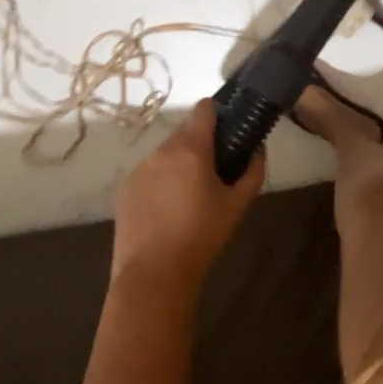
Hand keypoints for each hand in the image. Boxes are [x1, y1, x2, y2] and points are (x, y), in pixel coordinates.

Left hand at [111, 99, 264, 288]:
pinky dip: (160, 181)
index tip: (228, 129)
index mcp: (191, 149)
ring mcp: (139, 169)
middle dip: (200, 144)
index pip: (203, 109)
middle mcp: (162, 151)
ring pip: (165, 154)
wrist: (153, 274)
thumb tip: (257, 150)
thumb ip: (253, 171)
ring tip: (189, 195)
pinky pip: (148, 173)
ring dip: (179, 163)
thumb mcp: (238, 205)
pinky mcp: (124, 189)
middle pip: (184, 132)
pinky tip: (167, 209)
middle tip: (214, 170)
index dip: (217, 113)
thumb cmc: (202, 236)